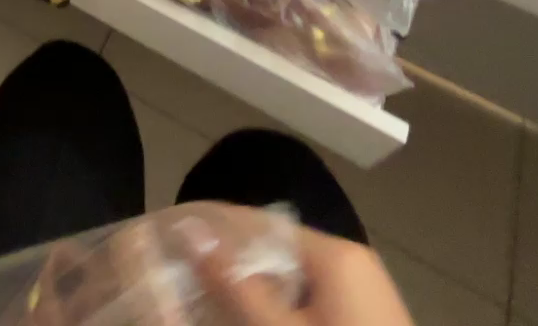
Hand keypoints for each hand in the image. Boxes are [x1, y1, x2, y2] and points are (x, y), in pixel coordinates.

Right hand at [178, 208, 414, 325]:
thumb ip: (232, 282)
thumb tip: (188, 227)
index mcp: (336, 255)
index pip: (256, 222)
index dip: (212, 232)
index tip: (169, 243)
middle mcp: (353, 264)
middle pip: (272, 251)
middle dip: (231, 267)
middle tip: (188, 281)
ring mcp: (365, 296)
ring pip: (290, 281)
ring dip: (254, 294)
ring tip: (213, 306)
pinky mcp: (368, 323)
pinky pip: (311, 305)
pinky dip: (281, 312)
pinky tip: (255, 323)